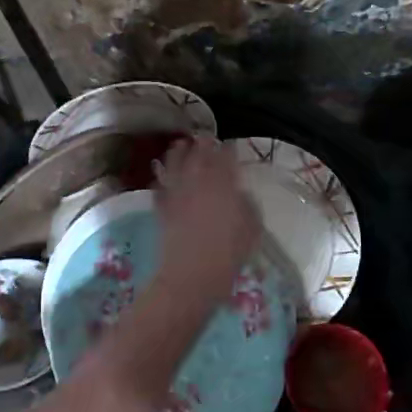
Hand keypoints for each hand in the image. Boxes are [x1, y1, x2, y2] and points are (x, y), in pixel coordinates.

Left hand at [153, 136, 260, 301]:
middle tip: (204, 137)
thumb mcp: (253, 228)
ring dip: (177, 153)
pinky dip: (159, 179)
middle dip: (202, 144)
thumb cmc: (229, 253)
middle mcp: (198, 182)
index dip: (228, 149)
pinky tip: (159, 175)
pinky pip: (159, 188)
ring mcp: (177, 194)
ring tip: (179, 145)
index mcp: (224, 183)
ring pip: (175, 165)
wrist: (191, 275)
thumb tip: (241, 195)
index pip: (226, 158)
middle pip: (198, 155)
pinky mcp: (162, 208)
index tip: (229, 144)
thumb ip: (248, 206)